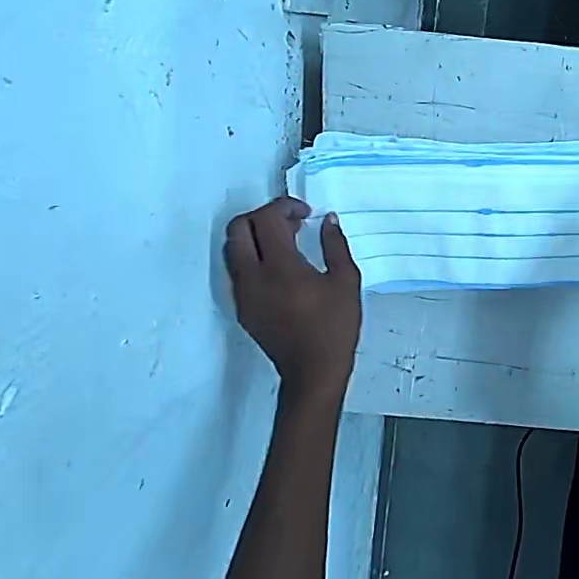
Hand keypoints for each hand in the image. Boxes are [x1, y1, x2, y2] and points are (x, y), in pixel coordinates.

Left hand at [224, 197, 363, 402]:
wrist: (312, 372)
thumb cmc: (334, 327)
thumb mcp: (346, 280)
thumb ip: (335, 244)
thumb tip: (328, 220)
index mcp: (279, 266)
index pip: (266, 218)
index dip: (285, 206)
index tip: (306, 213)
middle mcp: (253, 276)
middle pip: (239, 227)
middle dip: (263, 215)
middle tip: (291, 222)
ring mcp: (243, 293)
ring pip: (232, 247)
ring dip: (255, 235)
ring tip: (285, 241)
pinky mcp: (241, 307)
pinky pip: (237, 269)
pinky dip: (252, 255)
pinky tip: (279, 266)